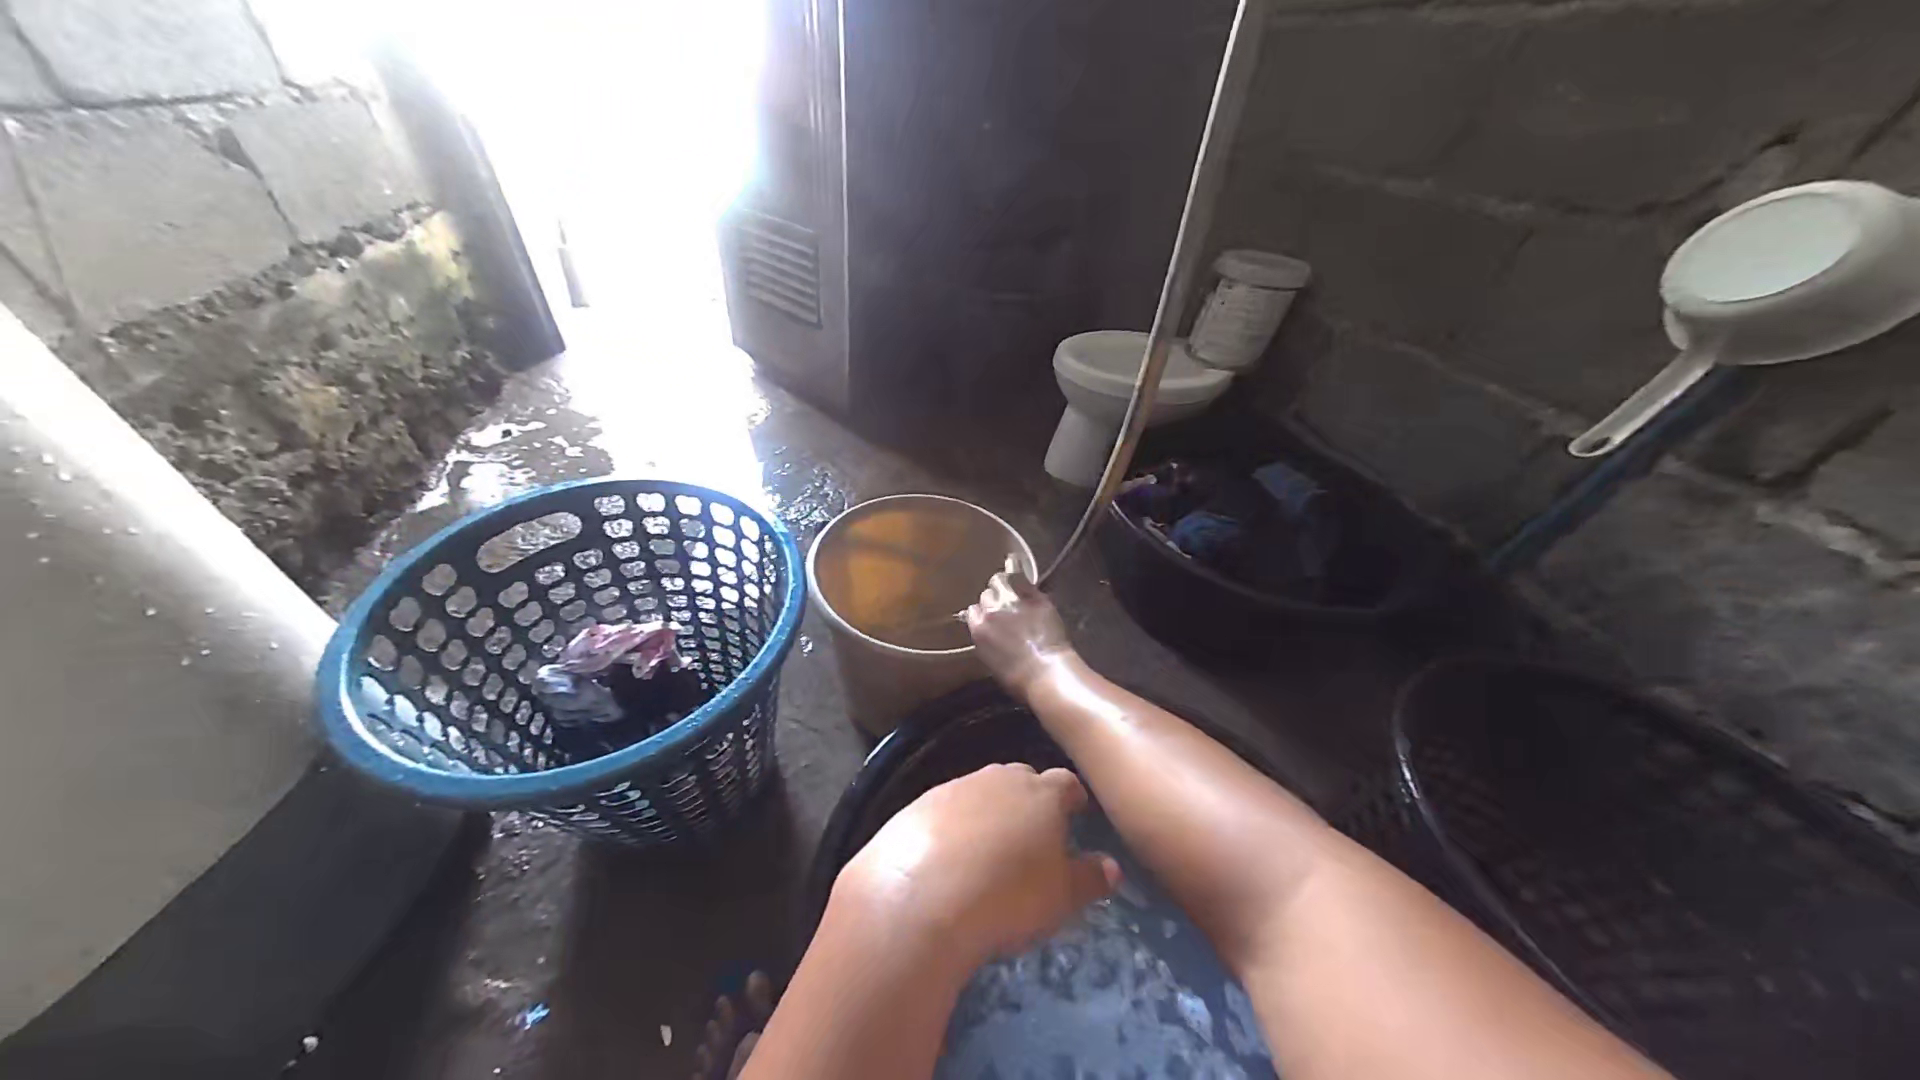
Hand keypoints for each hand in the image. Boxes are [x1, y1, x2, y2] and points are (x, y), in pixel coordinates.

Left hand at [834, 764, 1121, 967]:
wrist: (921, 896)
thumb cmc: (1007, 896)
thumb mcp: (1062, 898)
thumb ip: (1089, 878)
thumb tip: (1111, 866)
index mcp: (1042, 794)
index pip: (1066, 783)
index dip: (1073, 798)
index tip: (1076, 813)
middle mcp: (999, 779)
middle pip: (1022, 779)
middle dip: (1030, 800)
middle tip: (1033, 834)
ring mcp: (955, 787)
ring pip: (981, 791)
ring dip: (988, 812)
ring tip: (988, 850)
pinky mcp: (919, 804)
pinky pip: (946, 808)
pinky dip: (952, 825)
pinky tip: (947, 857)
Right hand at [965, 564, 1076, 703]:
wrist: (1046, 673)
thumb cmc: (1019, 678)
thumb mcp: (993, 661)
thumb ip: (987, 640)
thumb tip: (990, 632)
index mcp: (978, 629)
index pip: (973, 610)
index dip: (984, 613)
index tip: (992, 618)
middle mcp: (990, 610)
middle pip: (986, 594)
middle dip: (995, 599)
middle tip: (1007, 607)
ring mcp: (1012, 600)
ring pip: (1000, 579)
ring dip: (1004, 583)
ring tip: (1012, 586)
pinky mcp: (1033, 595)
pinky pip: (1021, 576)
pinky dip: (1018, 572)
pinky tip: (1016, 562)